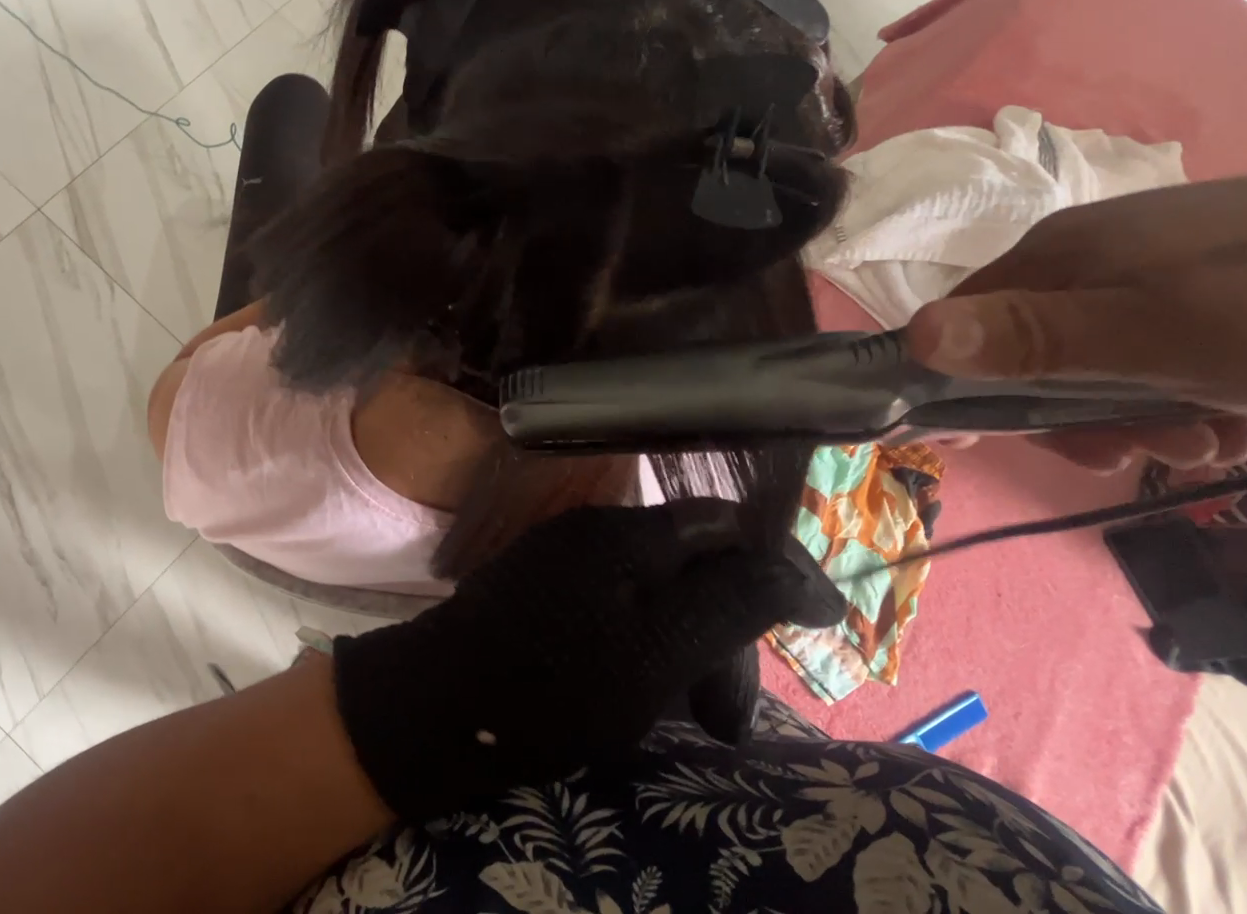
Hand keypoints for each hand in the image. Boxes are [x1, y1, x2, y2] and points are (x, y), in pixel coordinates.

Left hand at [330, 501, 842, 820]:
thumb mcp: (657, 653)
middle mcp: (593, 530)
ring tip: (697, 719)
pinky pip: (614, 607)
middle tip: (730, 715)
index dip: (776, 569)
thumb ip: (729, 603)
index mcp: (626, 532)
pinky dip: (644, 649)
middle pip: (691, 566)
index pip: (728, 526)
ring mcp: (560, 557)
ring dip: (687, 650)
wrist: (431, 709)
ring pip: (654, 594)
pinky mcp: (537, 588)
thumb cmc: (549, 687)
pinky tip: (646, 697)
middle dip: (725, 633)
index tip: (816, 619)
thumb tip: (799, 573)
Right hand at [904, 169, 1246, 470]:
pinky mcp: (1225, 288)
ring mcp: (1164, 269)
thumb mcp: (1156, 335)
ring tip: (1206, 442)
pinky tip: (1238, 419)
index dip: (963, 388)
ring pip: (1102, 359)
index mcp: (1062, 256)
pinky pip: (1165, 352)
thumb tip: (907, 334)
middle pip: (1030, 350)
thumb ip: (1030, 337)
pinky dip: (1188, 396)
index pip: (961, 326)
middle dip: (1069, 414)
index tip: (997, 446)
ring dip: (1136, 416)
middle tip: (1132, 454)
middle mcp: (1097, 255)